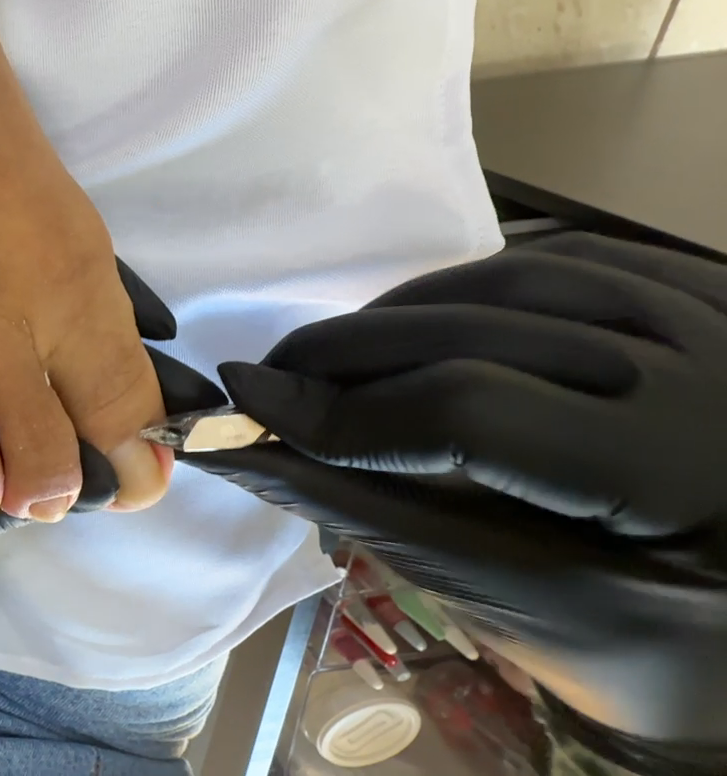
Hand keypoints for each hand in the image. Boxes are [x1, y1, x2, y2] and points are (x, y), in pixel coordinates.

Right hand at [187, 234, 726, 764]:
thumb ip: (346, 503)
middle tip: (275, 377)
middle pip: (481, 328)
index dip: (342, 408)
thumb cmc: (628, 645)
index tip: (245, 404)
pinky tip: (430, 318)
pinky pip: (574, 257)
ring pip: (519, 276)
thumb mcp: (486, 590)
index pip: (470, 413)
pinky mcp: (715, 303)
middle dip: (349, 349)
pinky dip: (477, 281)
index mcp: (679, 483)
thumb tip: (225, 445)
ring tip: (345, 353)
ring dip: (402, 309)